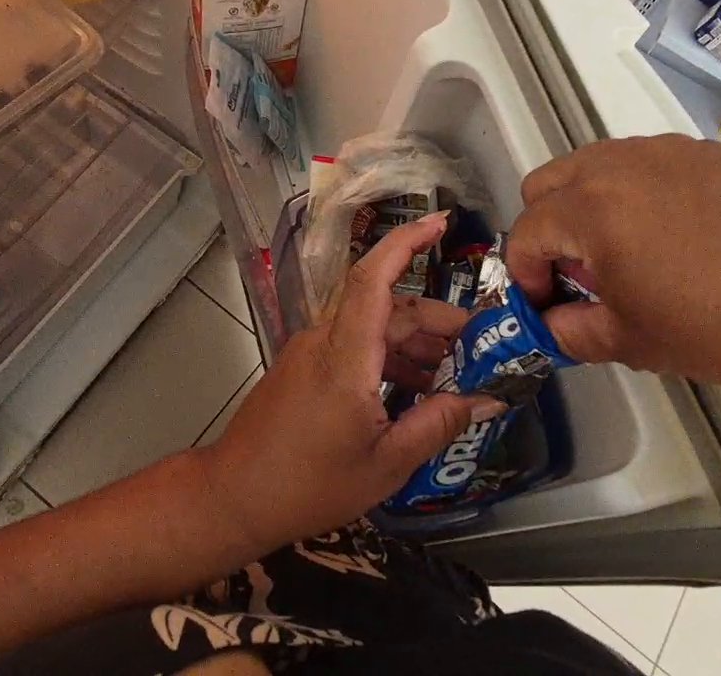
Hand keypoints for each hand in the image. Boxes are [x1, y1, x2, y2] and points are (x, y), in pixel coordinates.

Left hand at [194, 212, 502, 552]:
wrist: (232, 497)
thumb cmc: (308, 484)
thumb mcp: (386, 463)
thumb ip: (438, 425)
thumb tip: (488, 401)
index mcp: (346, 356)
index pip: (374, 278)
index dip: (406, 242)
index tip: (440, 222)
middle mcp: (326, 341)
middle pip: (388, 309)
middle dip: (436, 321)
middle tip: (479, 348)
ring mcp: (311, 352)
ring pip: (372, 330)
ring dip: (414, 344)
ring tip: (453, 376)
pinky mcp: (303, 368)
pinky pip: (354, 348)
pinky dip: (387, 360)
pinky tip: (413, 391)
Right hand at [505, 134, 720, 391]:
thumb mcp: (634, 343)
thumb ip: (572, 331)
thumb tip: (552, 321)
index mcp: (591, 208)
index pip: (525, 232)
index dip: (525, 276)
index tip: (549, 307)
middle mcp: (617, 164)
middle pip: (546, 184)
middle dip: (547, 230)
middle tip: (580, 275)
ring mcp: (662, 150)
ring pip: (591, 166)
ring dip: (585, 207)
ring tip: (628, 255)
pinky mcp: (702, 151)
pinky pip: (640, 164)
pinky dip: (631, 193)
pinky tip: (675, 236)